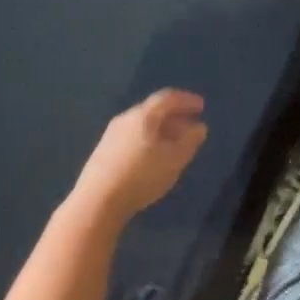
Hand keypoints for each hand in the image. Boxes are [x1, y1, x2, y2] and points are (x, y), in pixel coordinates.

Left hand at [74, 90, 207, 218]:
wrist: (97, 201)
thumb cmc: (142, 175)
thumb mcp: (175, 159)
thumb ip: (190, 141)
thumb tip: (199, 127)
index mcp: (143, 116)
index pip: (167, 98)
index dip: (187, 100)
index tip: (202, 106)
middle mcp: (125, 119)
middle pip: (153, 110)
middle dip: (175, 116)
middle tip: (191, 127)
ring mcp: (111, 135)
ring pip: (142, 125)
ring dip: (162, 130)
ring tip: (175, 144)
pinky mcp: (104, 151)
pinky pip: (133, 137)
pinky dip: (149, 140)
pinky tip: (154, 156)